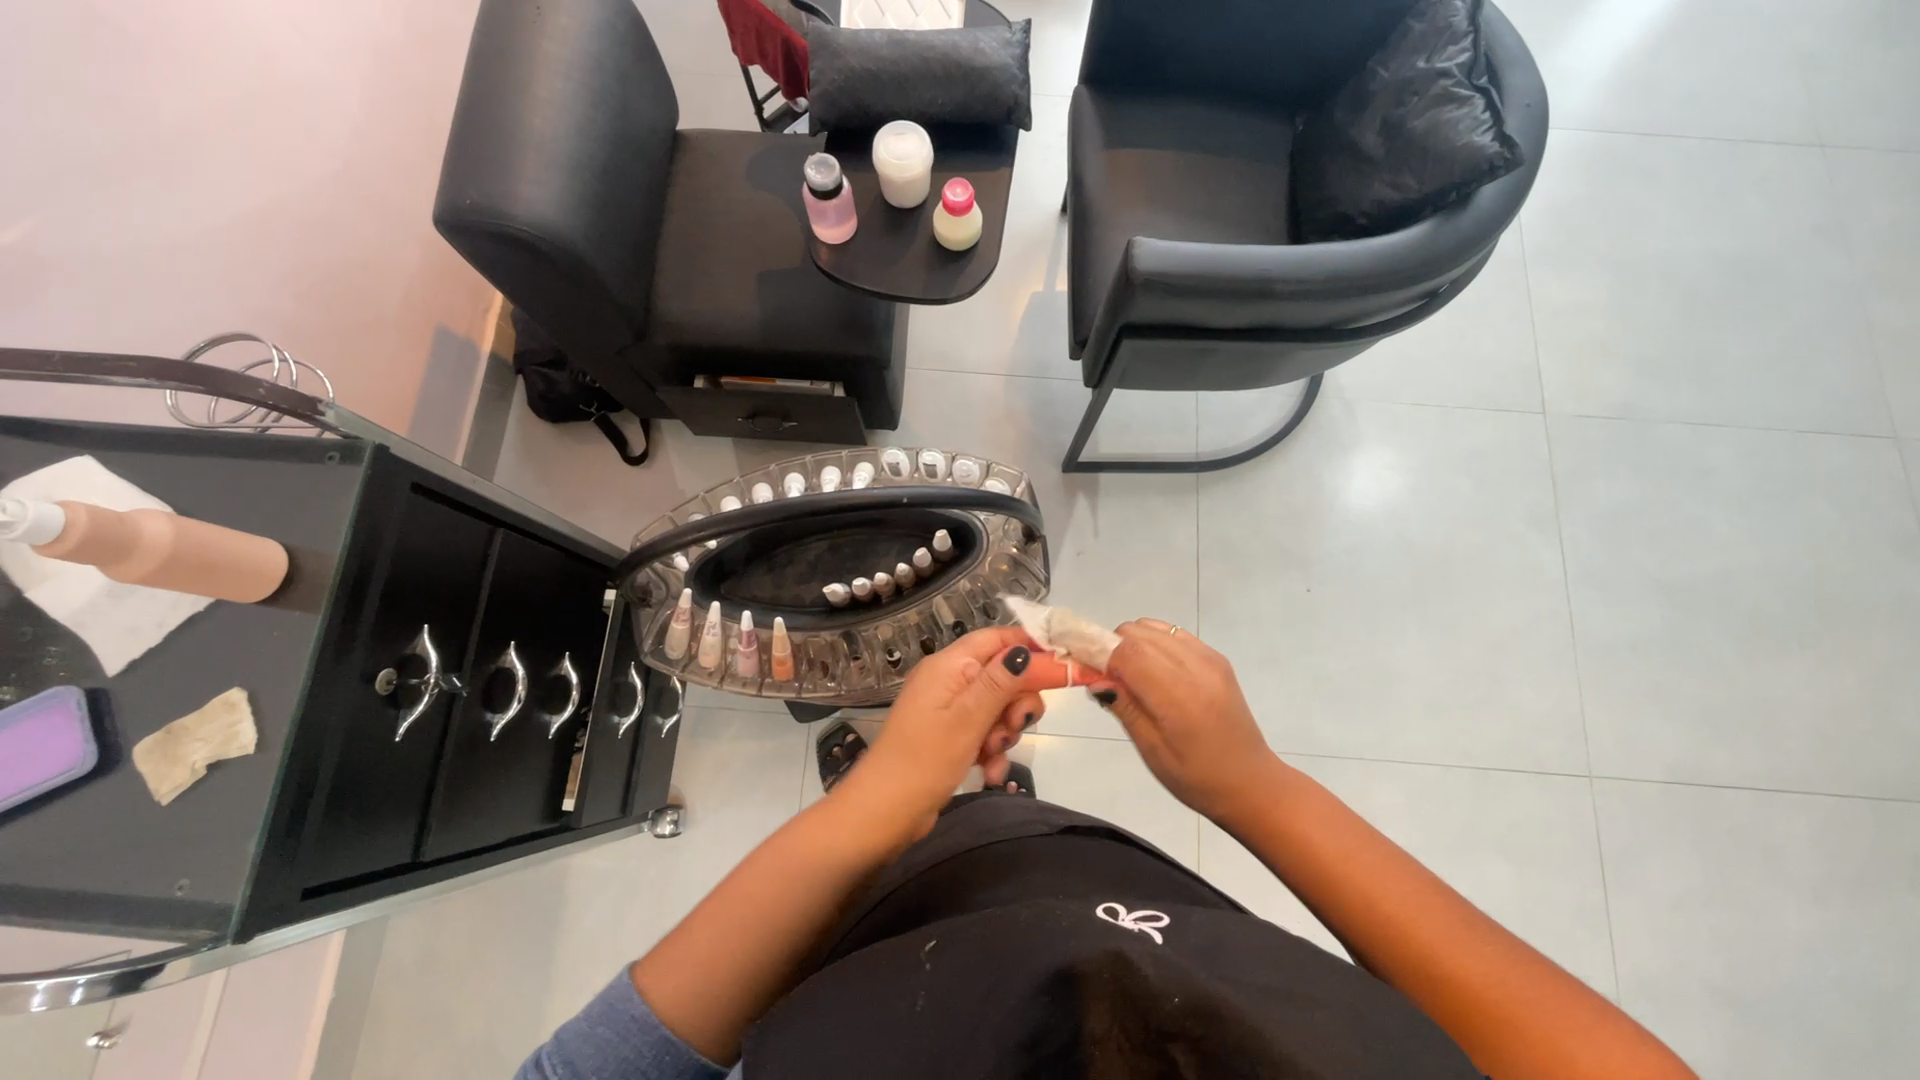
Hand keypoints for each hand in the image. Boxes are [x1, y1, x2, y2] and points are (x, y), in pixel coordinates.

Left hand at [833, 627, 1083, 836]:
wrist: (882, 814)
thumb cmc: (925, 760)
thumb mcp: (969, 719)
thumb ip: (1000, 682)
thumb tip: (1025, 649)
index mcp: (949, 665)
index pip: (999, 639)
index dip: (1034, 648)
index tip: (1067, 667)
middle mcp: (949, 680)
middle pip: (1003, 674)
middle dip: (1018, 702)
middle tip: (1015, 726)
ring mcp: (948, 710)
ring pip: (998, 707)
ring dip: (1005, 732)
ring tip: (993, 755)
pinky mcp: (949, 737)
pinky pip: (984, 733)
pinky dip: (992, 751)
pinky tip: (988, 773)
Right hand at [1093, 619, 1288, 823]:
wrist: (1251, 782)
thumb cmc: (1196, 778)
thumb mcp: (1153, 750)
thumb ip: (1125, 708)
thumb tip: (1095, 679)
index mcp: (1179, 695)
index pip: (1128, 651)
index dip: (1100, 653)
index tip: (1083, 668)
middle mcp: (1197, 667)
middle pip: (1138, 633)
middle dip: (1114, 647)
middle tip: (1106, 679)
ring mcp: (1210, 659)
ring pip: (1154, 628)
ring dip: (1133, 643)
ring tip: (1130, 677)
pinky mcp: (1217, 659)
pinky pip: (1174, 635)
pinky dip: (1154, 643)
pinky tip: (1153, 672)